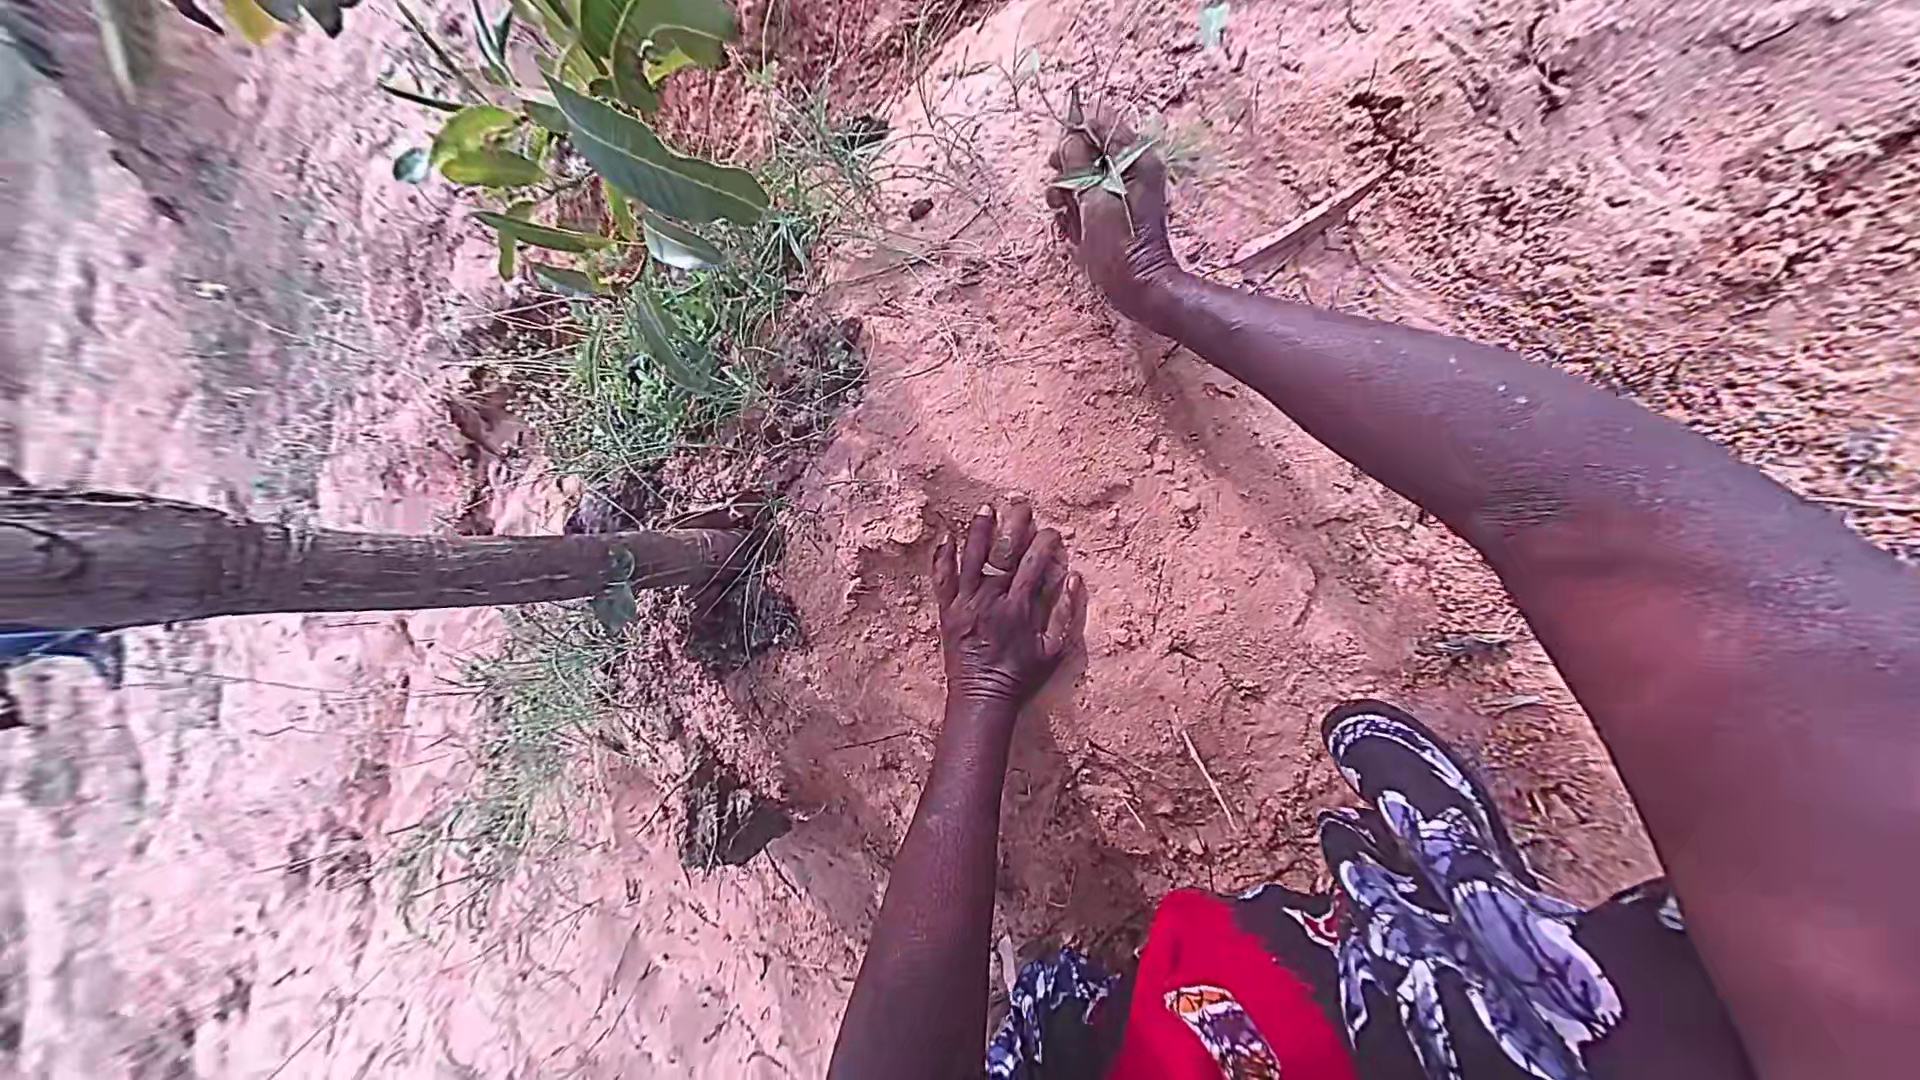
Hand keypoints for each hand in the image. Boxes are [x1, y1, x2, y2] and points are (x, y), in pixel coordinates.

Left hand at [932, 503, 1083, 709]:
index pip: (1034, 564)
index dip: (1044, 543)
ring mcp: (966, 603)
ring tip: (986, 508)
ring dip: (980, 532)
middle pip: (1003, 554)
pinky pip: (943, 579)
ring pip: (972, 559)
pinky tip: (947, 537)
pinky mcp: (947, 610)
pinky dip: (943, 557)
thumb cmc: (1020, 675)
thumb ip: (1065, 613)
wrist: (982, 696)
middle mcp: (991, 600)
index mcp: (1018, 608)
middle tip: (1021, 505)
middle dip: (1015, 527)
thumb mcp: (1053, 650)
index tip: (1052, 531)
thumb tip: (1074, 578)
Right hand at [1046, 111, 1181, 322]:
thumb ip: (1079, 164)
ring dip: (1067, 197)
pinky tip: (1072, 232)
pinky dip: (1075, 215)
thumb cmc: (1119, 246)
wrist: (1138, 288)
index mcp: (1135, 158)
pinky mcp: (1113, 217)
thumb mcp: (1095, 200)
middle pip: (1088, 154)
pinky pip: (1087, 204)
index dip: (1073, 139)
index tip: (1058, 160)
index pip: (1099, 125)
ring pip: (1084, 181)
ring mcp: (1122, 195)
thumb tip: (1067, 140)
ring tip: (1065, 218)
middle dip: (1068, 173)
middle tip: (1059, 194)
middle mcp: (1131, 171)